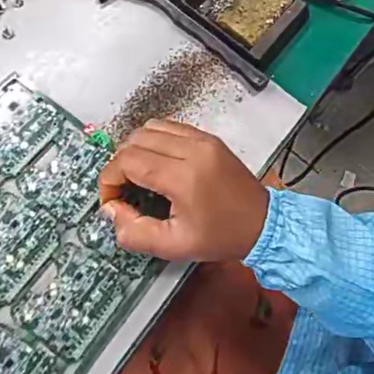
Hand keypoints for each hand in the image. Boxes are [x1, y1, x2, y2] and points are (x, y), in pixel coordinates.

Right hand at [98, 120, 269, 262]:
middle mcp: (193, 150)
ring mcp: (203, 140)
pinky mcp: (209, 138)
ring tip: (139, 176)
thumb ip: (135, 232)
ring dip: (136, 149)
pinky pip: (170, 127)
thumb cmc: (223, 236)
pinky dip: (155, 141)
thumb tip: (112, 210)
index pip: (128, 160)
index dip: (109, 179)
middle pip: (135, 139)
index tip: (112, 200)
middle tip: (123, 190)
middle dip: (120, 164)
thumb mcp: (174, 246)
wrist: (264, 224)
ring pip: (151, 128)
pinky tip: (158, 165)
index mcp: (184, 177)